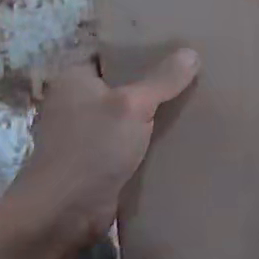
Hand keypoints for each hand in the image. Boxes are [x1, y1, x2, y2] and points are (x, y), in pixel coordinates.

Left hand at [0, 47, 200, 243]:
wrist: (61, 215)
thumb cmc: (91, 149)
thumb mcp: (132, 105)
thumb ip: (163, 79)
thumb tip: (191, 53)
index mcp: (74, 80)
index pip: (109, 53)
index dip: (139, 47)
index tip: (174, 44)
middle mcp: (76, 103)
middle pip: (123, 83)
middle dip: (155, 80)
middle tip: (194, 71)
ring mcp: (86, 135)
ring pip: (130, 115)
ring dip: (156, 112)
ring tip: (196, 100)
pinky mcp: (99, 162)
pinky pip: (132, 142)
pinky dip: (153, 139)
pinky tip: (183, 135)